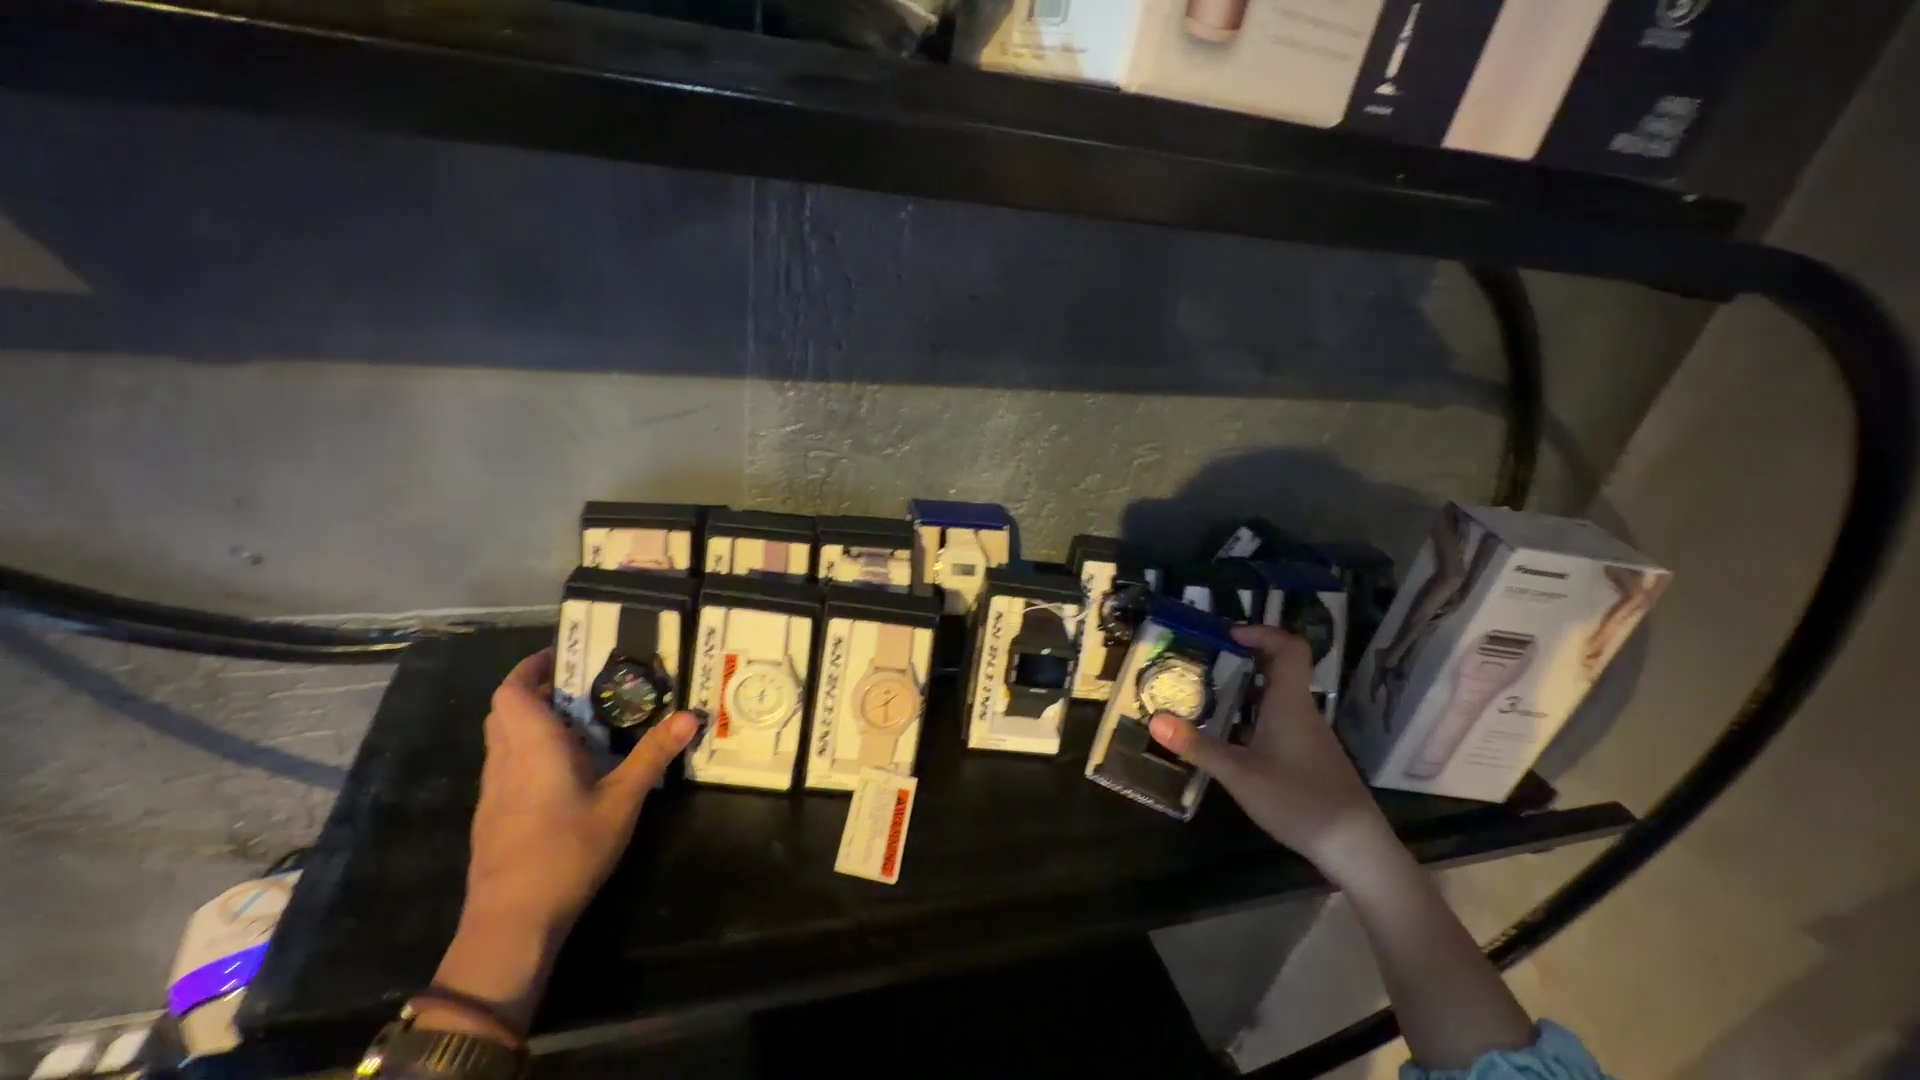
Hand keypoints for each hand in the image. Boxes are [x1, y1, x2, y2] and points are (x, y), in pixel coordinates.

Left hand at [421, 649, 696, 1037]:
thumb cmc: (568, 851)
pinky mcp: (493, 817)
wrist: (512, 920)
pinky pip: (506, 766)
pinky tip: (563, 774)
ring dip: (530, 722)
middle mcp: (504, 760)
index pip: (512, 690)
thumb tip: (690, 717)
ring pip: (502, 739)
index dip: (531, 667)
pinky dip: (528, 752)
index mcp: (532, 746)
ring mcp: (493, 791)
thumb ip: (652, 756)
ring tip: (578, 725)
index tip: (563, 655)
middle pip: (504, 710)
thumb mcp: (623, 802)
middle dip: (535, 690)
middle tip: (579, 687)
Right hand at [1149, 625, 1389, 879]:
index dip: (1262, 633)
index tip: (1228, 636)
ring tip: (1208, 698)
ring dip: (1246, 692)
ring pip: (1277, 699)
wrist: (1353, 845)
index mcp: (1289, 703)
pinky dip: (1254, 720)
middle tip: (1206, 663)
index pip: (1289, 648)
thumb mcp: (1239, 774)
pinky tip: (1230, 741)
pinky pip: (1279, 723)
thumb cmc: (1298, 799)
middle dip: (1243, 661)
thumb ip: (1197, 746)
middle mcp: (1302, 711)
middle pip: (1279, 670)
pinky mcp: (1309, 757)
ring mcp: (1308, 735)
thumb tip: (1155, 720)